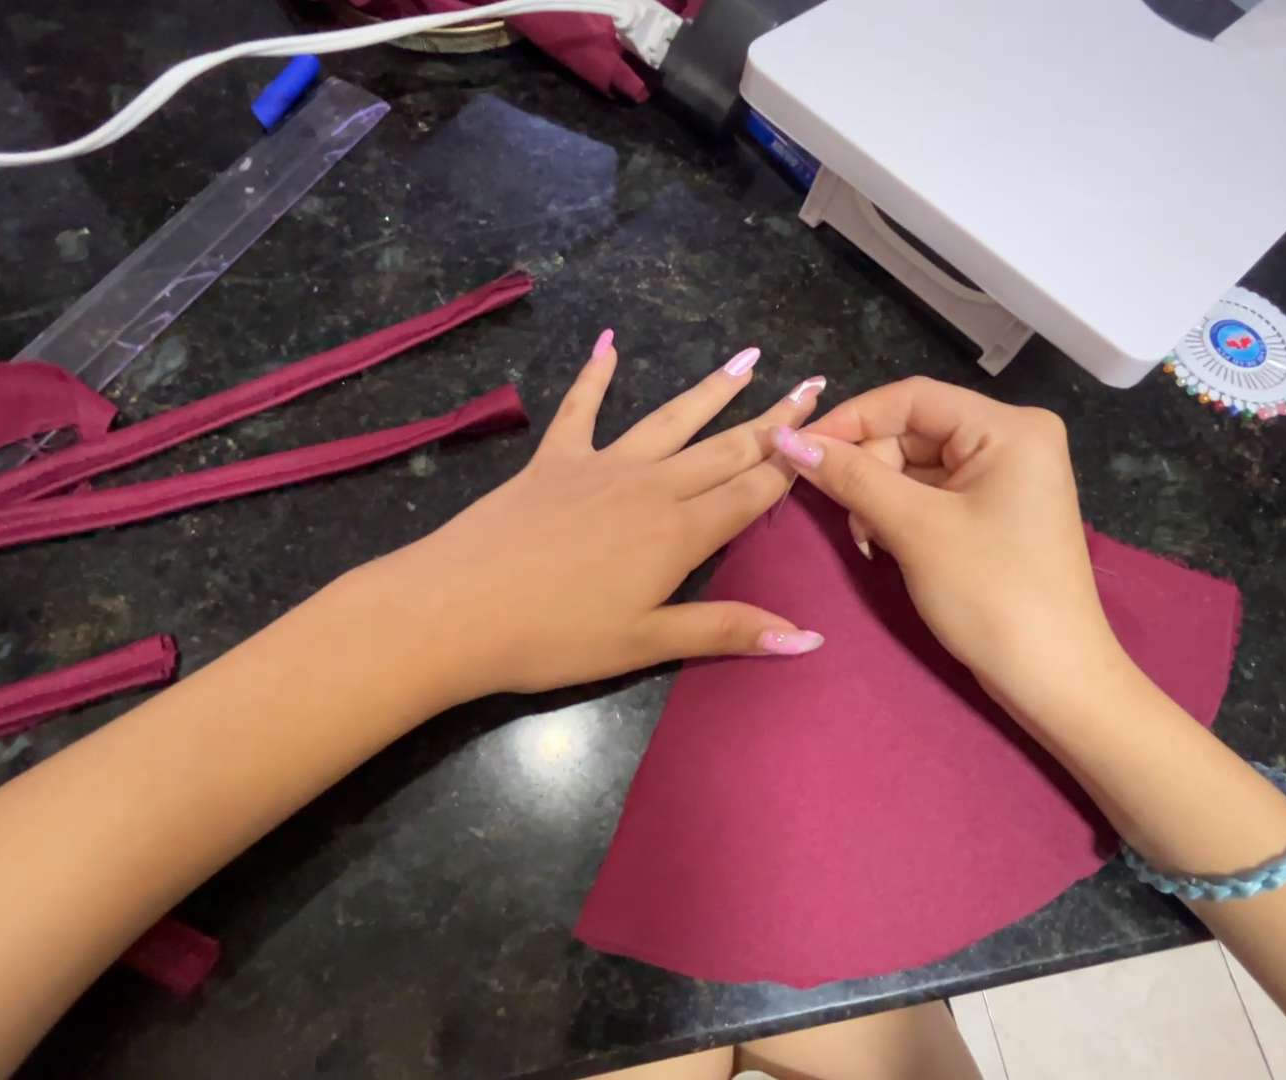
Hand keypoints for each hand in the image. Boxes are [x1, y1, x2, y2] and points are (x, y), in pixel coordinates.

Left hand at [393, 332, 830, 696]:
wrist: (456, 611)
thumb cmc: (555, 638)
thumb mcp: (647, 643)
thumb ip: (728, 630)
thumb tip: (809, 640)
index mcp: (679, 534)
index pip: (753, 492)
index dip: (793, 464)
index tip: (829, 433)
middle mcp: (651, 487)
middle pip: (724, 448)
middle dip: (773, 419)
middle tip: (811, 385)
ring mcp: (600, 465)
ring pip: (670, 420)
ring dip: (712, 390)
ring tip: (749, 358)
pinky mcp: (553, 459)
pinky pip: (581, 408)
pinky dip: (595, 374)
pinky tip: (608, 343)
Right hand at [770, 377, 1123, 716]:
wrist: (1052, 678)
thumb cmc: (991, 595)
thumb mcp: (914, 528)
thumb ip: (851, 477)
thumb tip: (789, 440)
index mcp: (1008, 428)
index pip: (911, 398)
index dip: (849, 419)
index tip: (797, 449)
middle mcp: (1011, 440)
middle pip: (910, 432)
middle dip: (867, 469)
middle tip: (841, 514)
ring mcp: (1003, 478)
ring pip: (913, 465)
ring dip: (877, 497)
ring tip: (867, 540)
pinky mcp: (991, 511)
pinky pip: (928, 494)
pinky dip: (897, 514)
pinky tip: (883, 544)